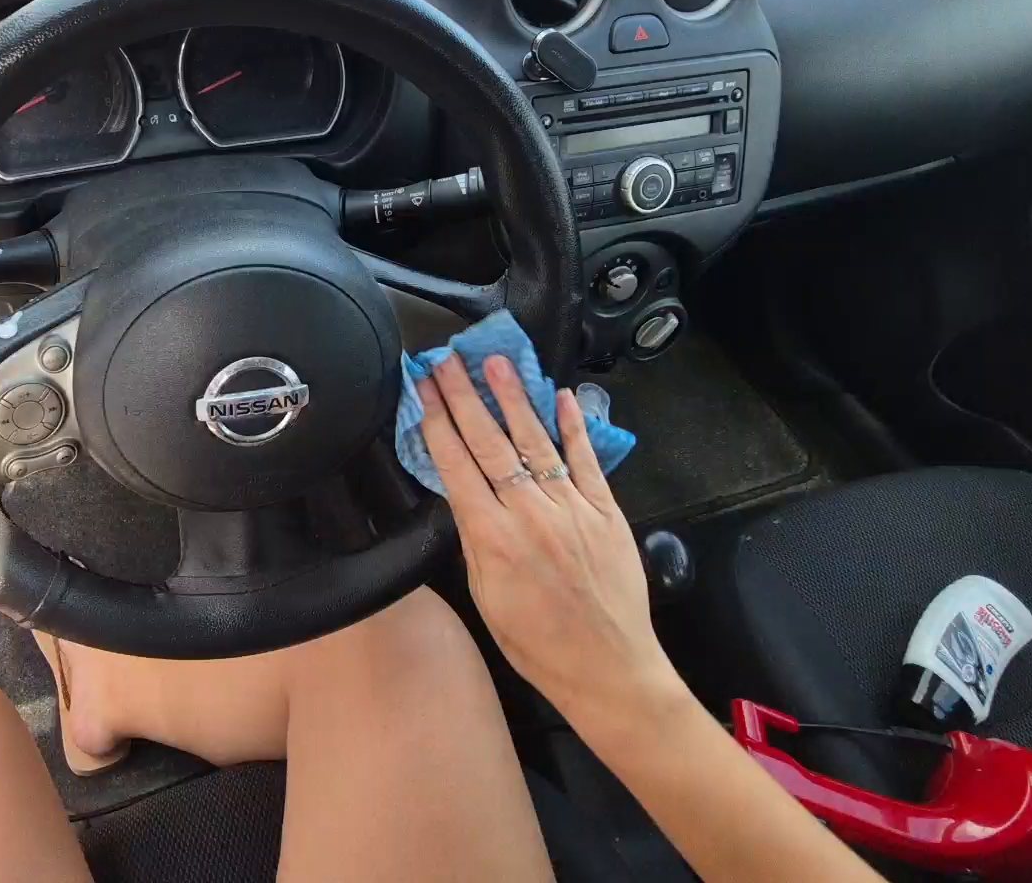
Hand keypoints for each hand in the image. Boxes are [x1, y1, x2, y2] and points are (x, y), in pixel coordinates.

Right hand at [417, 354, 687, 733]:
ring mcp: (572, 508)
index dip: (437, 421)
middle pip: (490, 442)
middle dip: (464, 396)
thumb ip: (474, 537)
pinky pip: (587, 461)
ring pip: (536, 441)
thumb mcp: (484, 594)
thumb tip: (464, 493)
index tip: (423, 389)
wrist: (608, 669)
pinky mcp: (607, 511)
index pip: (457, 464)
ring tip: (495, 362)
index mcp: (492, 537)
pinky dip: (574, 427)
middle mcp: (530, 513)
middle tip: (447, 361)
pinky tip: (562, 396)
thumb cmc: (535, 641)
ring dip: (513, 398)